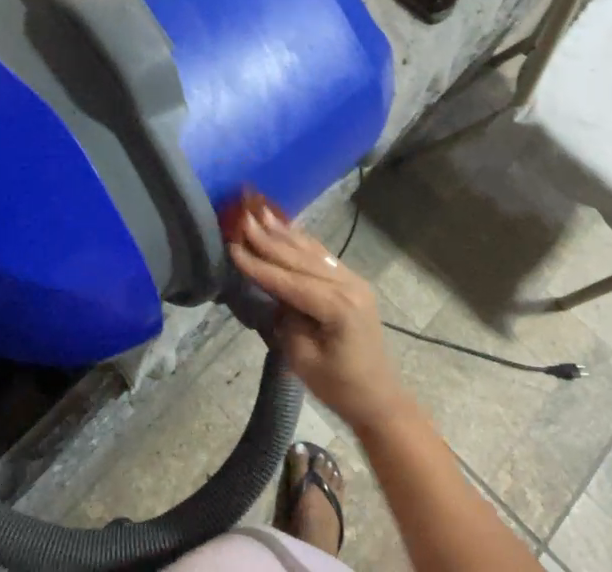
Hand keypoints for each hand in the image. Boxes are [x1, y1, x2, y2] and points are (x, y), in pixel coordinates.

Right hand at [228, 198, 409, 432]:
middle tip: (243, 220)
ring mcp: (354, 282)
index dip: (259, 265)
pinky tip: (287, 230)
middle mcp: (349, 285)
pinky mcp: (352, 284)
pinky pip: (323, 258)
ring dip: (285, 234)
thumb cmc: (339, 387)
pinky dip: (302, 243)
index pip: (290, 281)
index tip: (233, 247)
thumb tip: (276, 296)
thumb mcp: (303, 360)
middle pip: (302, 260)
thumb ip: (287, 322)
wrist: (378, 398)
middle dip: (270, 240)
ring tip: (261, 214)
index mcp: (338, 306)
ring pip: (313, 253)